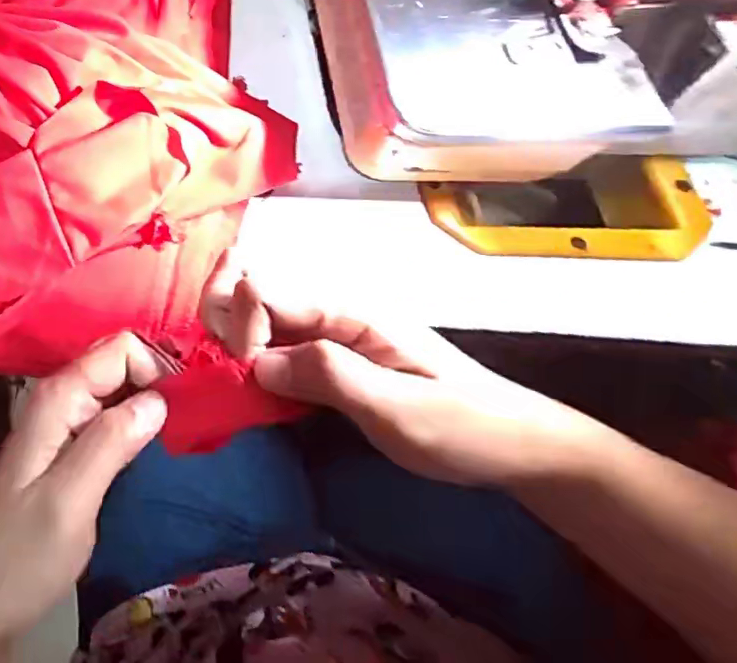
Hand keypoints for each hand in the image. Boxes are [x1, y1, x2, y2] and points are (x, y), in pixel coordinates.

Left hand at [0, 334, 167, 662]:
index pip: (120, 349)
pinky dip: (136, 422)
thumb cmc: (20, 556)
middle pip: (119, 362)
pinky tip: (151, 448)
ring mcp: (62, 422)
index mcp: (58, 397)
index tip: (183, 410)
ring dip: (149, 402)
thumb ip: (111, 443)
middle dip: (157, 381)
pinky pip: (110, 415)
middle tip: (187, 423)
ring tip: (178, 435)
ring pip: (117, 388)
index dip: (156, 370)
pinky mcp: (68, 447)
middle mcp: (59, 397)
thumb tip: (160, 398)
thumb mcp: (70, 501)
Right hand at [203, 251, 610, 488]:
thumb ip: (331, 376)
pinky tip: (250, 386)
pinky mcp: (327, 359)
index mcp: (347, 311)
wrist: (513, 442)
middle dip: (224, 322)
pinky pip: (273, 347)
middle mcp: (329, 313)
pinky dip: (249, 360)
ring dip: (231, 340)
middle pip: (250, 294)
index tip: (249, 376)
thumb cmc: (464, 426)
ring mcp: (327, 335)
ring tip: (231, 380)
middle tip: (228, 372)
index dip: (242, 328)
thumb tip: (257, 362)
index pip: (264, 293)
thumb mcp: (401, 409)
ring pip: (256, 318)